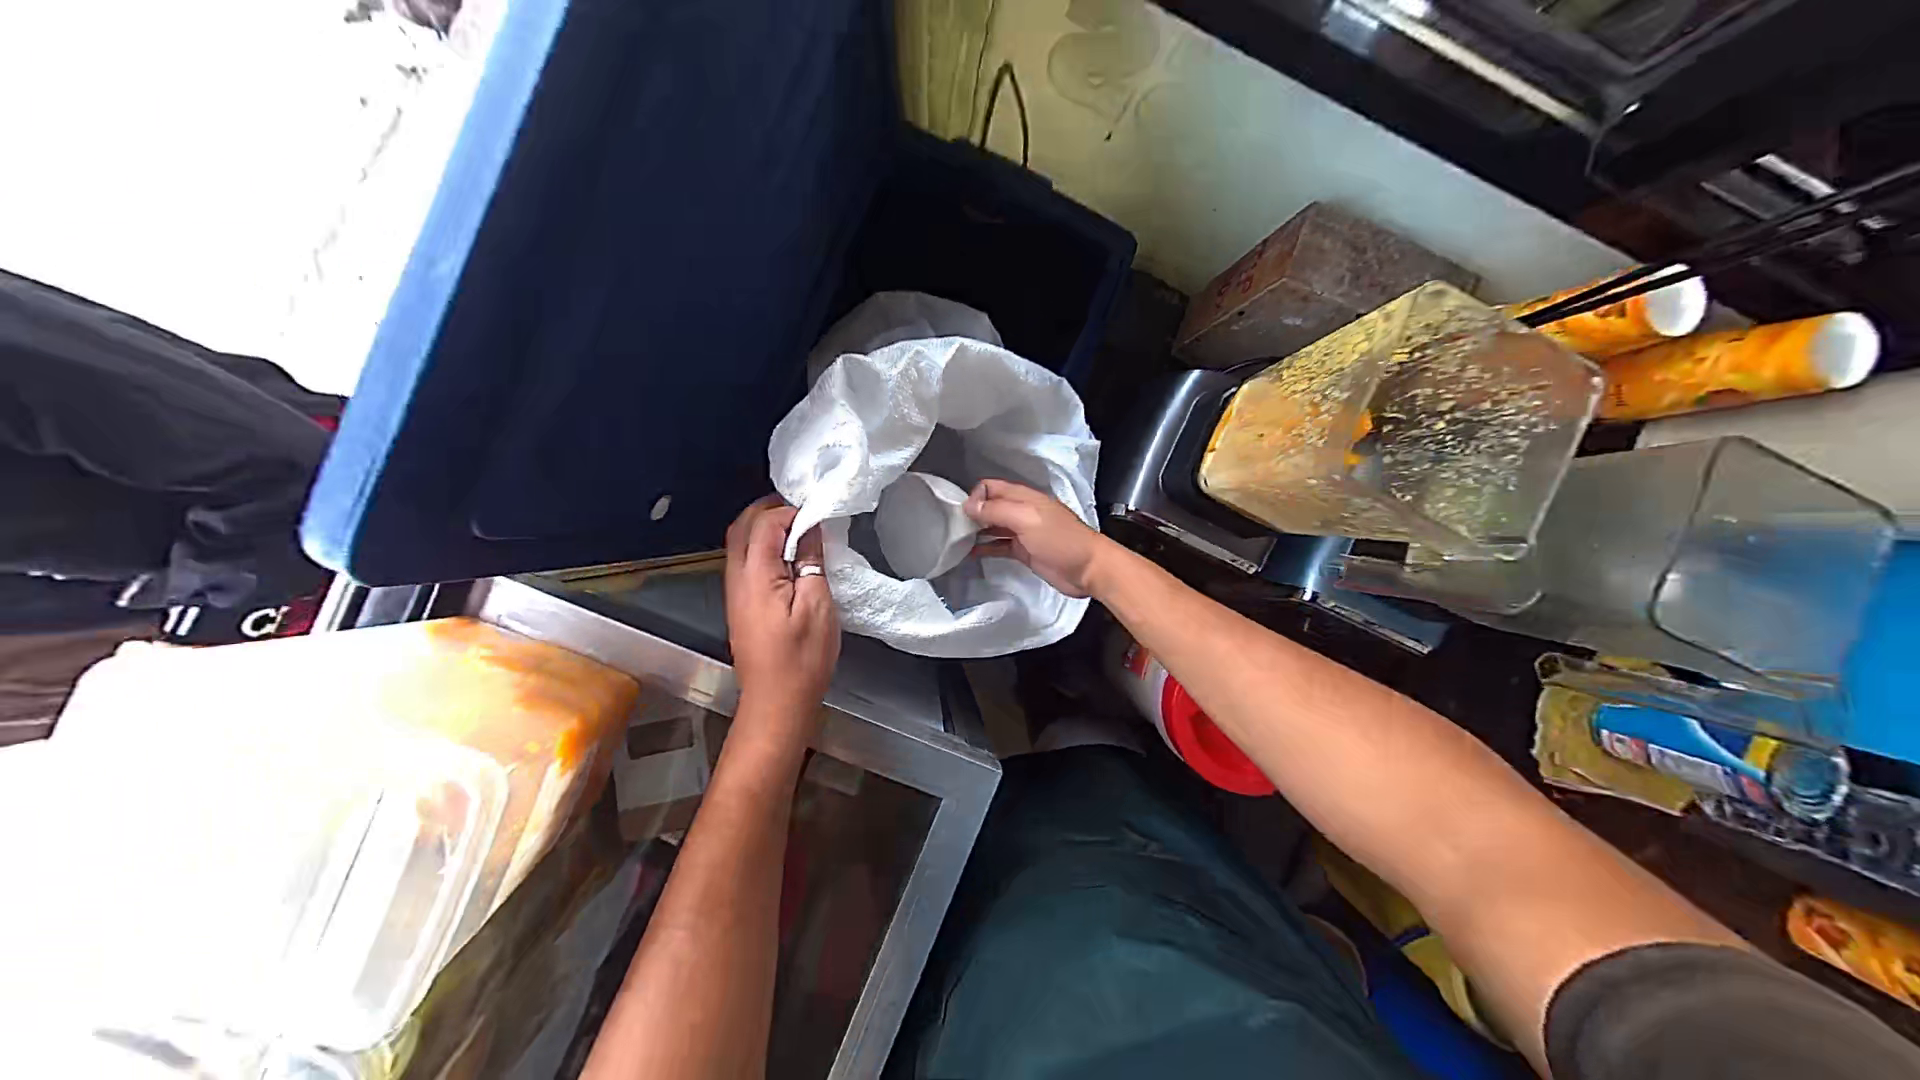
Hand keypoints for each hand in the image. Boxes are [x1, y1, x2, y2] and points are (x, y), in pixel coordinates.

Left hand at [724, 496, 840, 724]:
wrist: (777, 702)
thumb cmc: (801, 660)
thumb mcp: (817, 605)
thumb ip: (810, 561)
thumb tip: (810, 528)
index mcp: (755, 576)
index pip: (765, 523)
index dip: (791, 510)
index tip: (817, 513)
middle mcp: (737, 580)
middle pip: (742, 527)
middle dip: (770, 510)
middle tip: (802, 509)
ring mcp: (735, 594)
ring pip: (741, 544)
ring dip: (765, 528)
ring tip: (799, 529)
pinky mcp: (741, 606)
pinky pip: (746, 563)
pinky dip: (764, 549)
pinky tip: (790, 558)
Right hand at [964, 479, 1112, 598]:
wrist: (1088, 569)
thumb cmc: (1060, 540)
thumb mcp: (1026, 519)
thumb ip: (997, 509)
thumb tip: (969, 505)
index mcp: (1024, 497)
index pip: (991, 487)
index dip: (974, 496)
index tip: (960, 513)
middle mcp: (1021, 511)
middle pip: (990, 505)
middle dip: (971, 513)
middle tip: (951, 527)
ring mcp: (1023, 532)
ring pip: (993, 526)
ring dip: (976, 531)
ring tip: (954, 540)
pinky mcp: (1024, 551)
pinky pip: (999, 545)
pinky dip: (985, 547)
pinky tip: (969, 553)